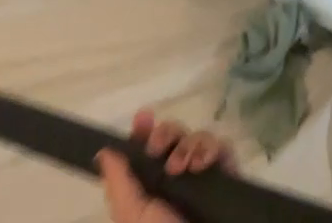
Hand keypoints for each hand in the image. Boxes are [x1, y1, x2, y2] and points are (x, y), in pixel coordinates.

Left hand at [96, 109, 236, 222]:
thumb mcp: (130, 213)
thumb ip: (118, 181)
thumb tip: (104, 150)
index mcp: (151, 186)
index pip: (148, 147)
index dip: (145, 130)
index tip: (143, 118)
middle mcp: (178, 176)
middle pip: (175, 135)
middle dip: (167, 133)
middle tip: (158, 148)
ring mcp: (204, 176)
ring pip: (199, 137)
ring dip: (189, 144)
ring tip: (184, 166)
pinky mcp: (228, 176)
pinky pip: (224, 148)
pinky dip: (213, 148)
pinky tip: (203, 163)